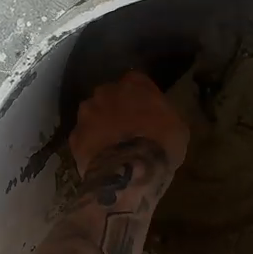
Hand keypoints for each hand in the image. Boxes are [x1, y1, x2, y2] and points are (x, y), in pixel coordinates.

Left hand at [68, 71, 188, 183]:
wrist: (130, 172)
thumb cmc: (161, 146)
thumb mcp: (178, 128)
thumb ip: (164, 115)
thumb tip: (160, 120)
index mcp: (134, 84)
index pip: (136, 81)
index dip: (140, 97)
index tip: (146, 111)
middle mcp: (106, 91)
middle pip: (110, 95)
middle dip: (116, 108)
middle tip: (126, 128)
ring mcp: (87, 113)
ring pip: (92, 114)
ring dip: (100, 125)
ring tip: (110, 145)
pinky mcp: (74, 136)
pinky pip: (83, 138)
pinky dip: (90, 146)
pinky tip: (99, 159)